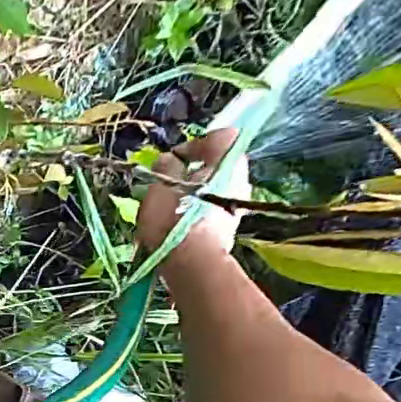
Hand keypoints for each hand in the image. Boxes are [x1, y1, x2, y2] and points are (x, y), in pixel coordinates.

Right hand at [135, 128, 246, 270]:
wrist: (190, 264)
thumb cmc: (174, 217)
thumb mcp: (160, 182)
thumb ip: (167, 164)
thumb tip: (172, 161)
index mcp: (228, 162)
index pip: (220, 136)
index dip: (195, 143)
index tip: (175, 159)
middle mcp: (239, 181)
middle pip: (215, 167)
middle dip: (191, 173)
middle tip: (167, 185)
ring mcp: (235, 208)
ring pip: (212, 192)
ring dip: (191, 196)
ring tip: (167, 211)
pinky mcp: (227, 231)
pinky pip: (209, 213)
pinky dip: (194, 215)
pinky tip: (174, 228)